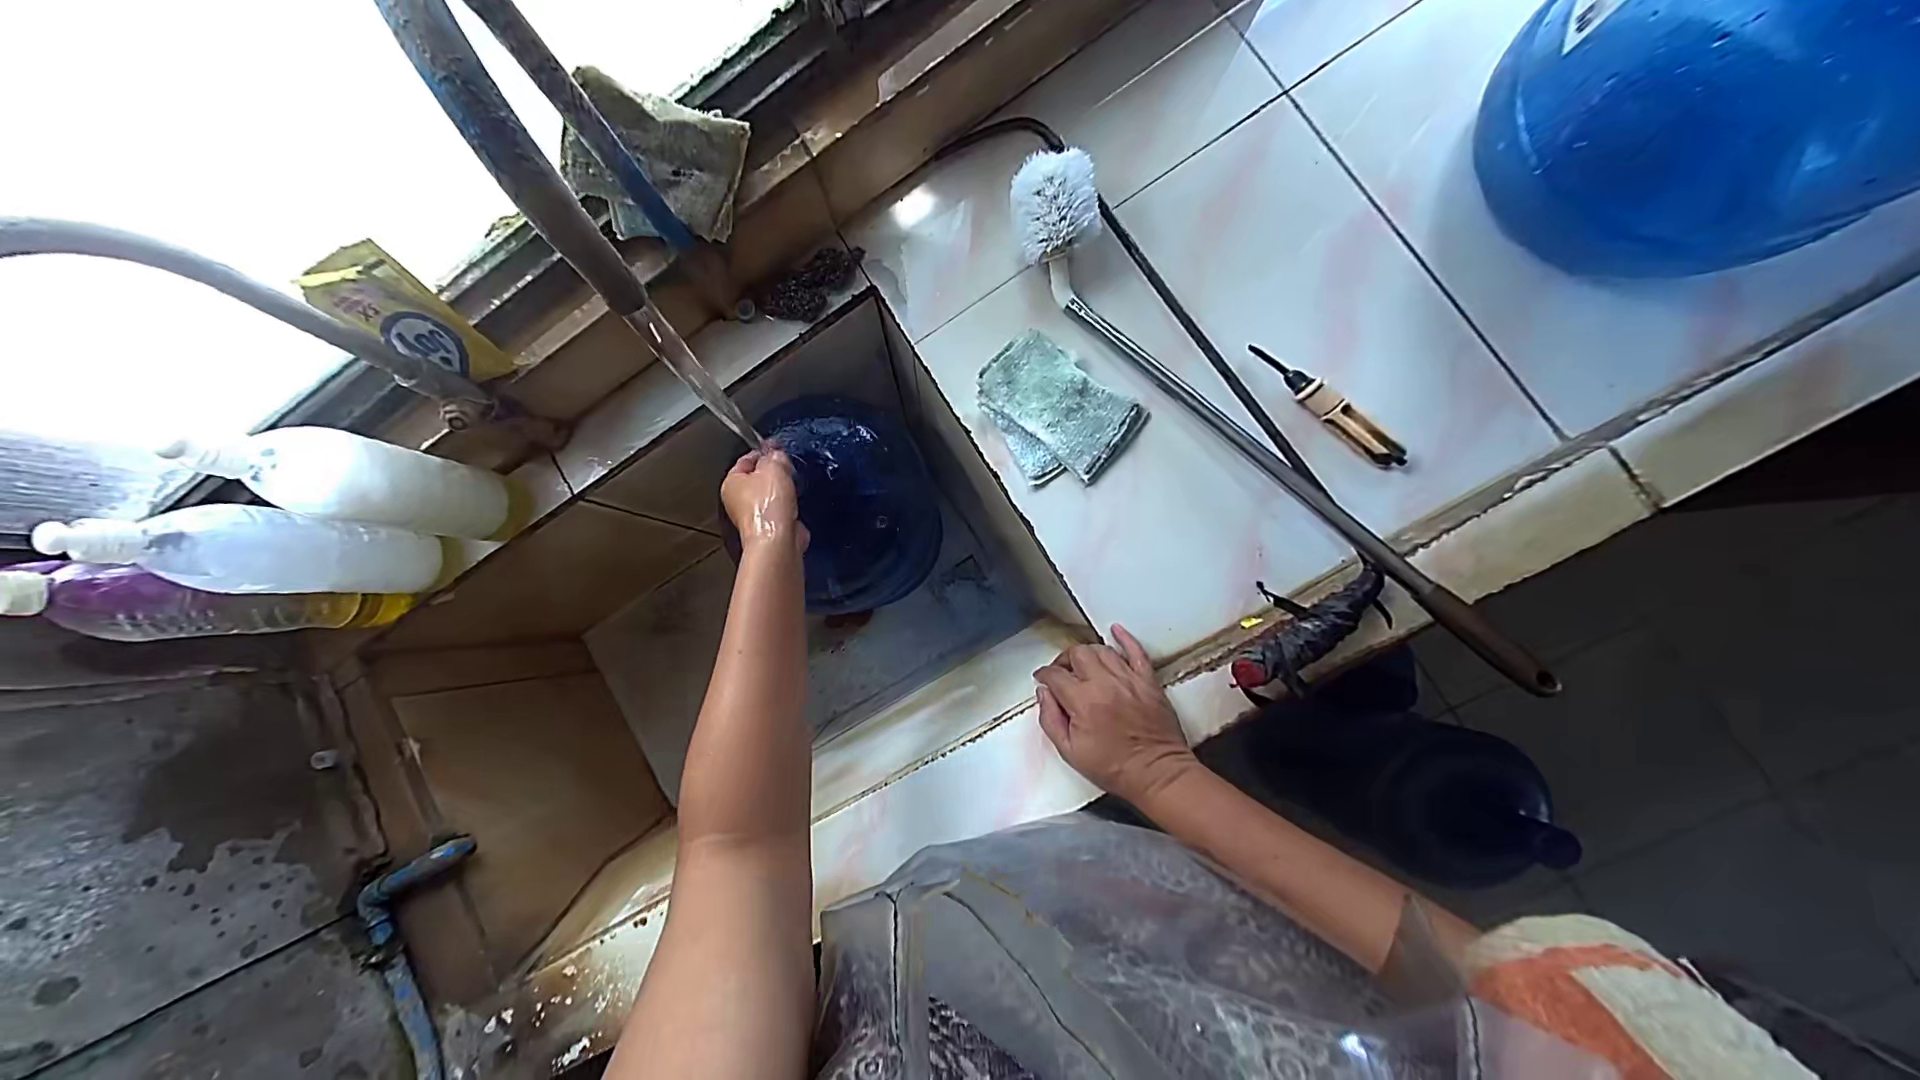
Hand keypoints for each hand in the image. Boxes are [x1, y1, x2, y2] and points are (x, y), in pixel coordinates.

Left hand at [722, 448, 807, 554]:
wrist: (779, 539)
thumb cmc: (768, 508)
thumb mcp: (774, 467)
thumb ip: (775, 456)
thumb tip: (777, 454)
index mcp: (730, 483)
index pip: (746, 460)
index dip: (764, 453)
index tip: (777, 450)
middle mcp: (738, 501)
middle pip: (759, 478)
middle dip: (776, 474)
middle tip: (787, 470)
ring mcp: (754, 516)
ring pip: (772, 495)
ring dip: (785, 492)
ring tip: (792, 491)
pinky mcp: (770, 528)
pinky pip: (782, 511)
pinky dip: (790, 508)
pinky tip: (795, 507)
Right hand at [1034, 624, 1197, 806]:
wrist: (1157, 774)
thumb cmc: (1115, 767)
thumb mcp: (1070, 752)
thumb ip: (1050, 719)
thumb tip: (1044, 694)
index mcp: (1083, 701)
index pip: (1055, 674)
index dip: (1044, 675)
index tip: (1043, 679)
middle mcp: (1105, 684)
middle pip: (1077, 654)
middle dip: (1064, 661)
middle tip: (1062, 673)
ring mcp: (1129, 679)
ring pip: (1102, 650)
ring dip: (1088, 653)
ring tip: (1083, 664)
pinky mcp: (1148, 681)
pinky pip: (1136, 651)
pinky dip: (1125, 638)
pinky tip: (1116, 630)